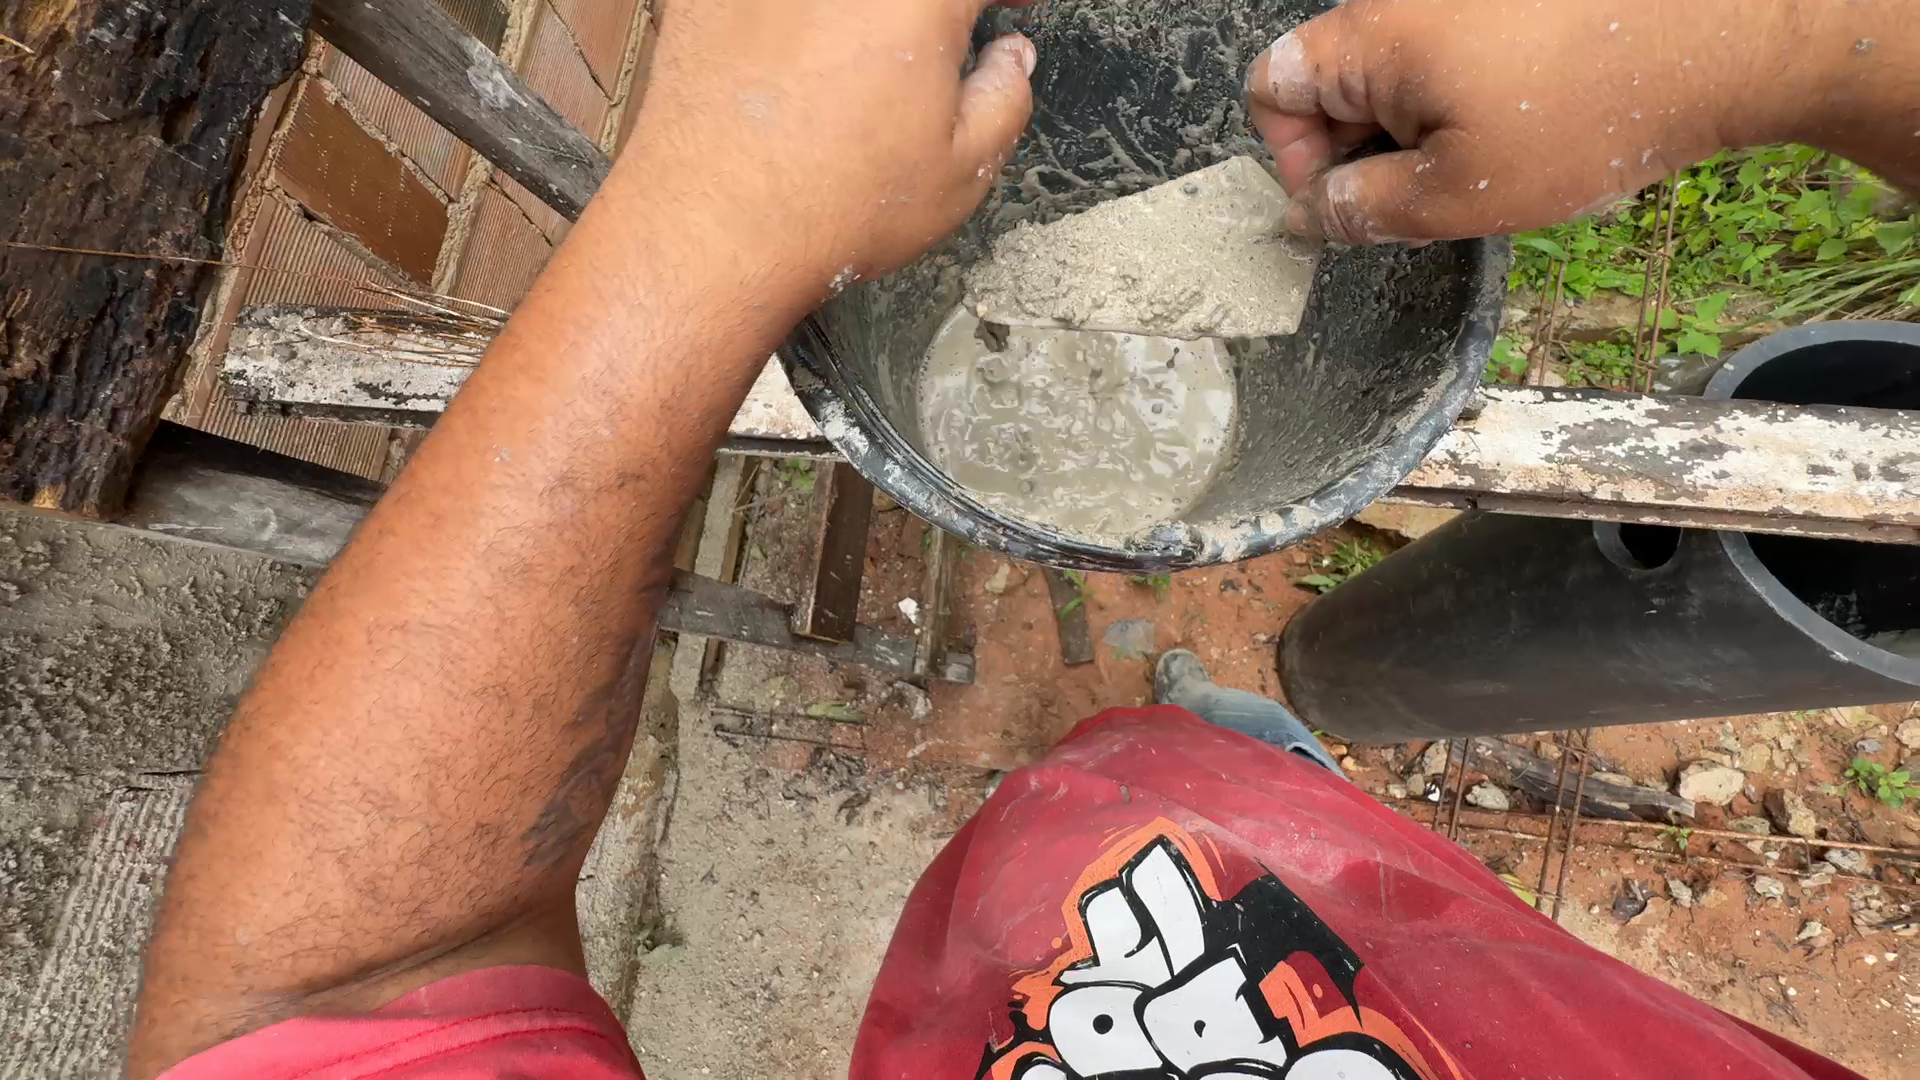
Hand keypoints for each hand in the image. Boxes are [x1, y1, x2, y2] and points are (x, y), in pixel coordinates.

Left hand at [619, 0, 1035, 305]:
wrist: (719, 227)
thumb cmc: (847, 205)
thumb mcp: (961, 173)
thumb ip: (1006, 99)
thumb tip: (1010, 55)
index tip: (1013, 12)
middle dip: (933, 17)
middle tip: (937, 52)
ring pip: (841, 3)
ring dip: (868, 24)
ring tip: (866, 72)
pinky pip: (781, 5)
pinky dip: (806, 26)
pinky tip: (802, 71)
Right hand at [1243, 0, 1805, 243]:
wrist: (1750, 29)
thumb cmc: (1584, 120)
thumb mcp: (1447, 197)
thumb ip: (1354, 209)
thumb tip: (1303, 216)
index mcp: (1375, 35)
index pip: (1270, 85)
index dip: (1288, 153)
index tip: (1342, 191)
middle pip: (1325, 81)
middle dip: (1349, 147)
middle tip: (1411, 189)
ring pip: (1381, 72)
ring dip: (1401, 130)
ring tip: (1466, 158)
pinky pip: (1434, 51)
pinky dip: (1443, 98)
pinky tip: (1497, 123)